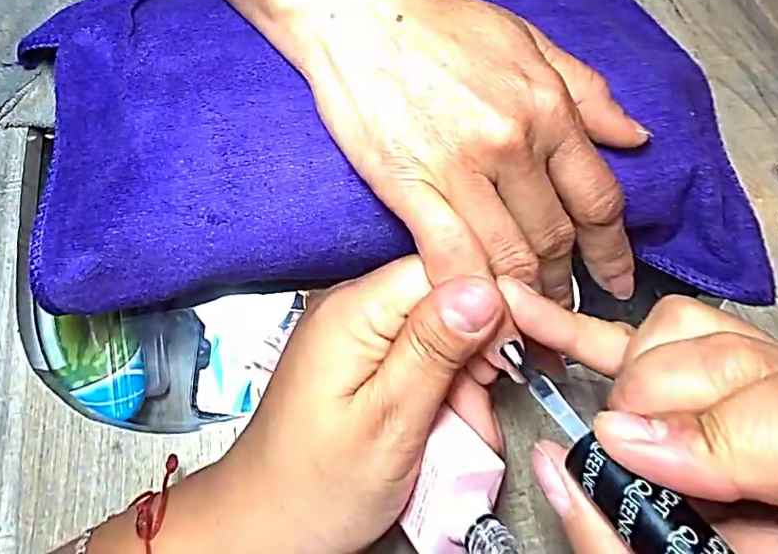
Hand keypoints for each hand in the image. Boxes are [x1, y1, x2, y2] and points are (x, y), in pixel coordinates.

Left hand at [98, 259, 506, 553]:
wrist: (270, 512)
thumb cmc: (315, 480)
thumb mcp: (389, 420)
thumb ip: (434, 350)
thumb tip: (480, 288)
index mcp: (352, 309)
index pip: (435, 264)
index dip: (483, 302)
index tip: (507, 351)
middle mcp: (350, 305)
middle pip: (437, 296)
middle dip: (472, 353)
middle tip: (473, 411)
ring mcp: (352, 328)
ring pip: (434, 329)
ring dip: (459, 380)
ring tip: (453, 434)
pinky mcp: (358, 352)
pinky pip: (414, 352)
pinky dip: (438, 388)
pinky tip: (438, 427)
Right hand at [287, 0, 645, 343]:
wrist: (350, 15)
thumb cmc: (426, 20)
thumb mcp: (517, 34)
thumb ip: (581, 85)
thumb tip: (632, 135)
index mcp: (543, 105)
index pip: (596, 199)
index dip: (610, 248)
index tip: (613, 277)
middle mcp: (510, 142)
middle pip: (553, 236)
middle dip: (565, 282)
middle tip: (566, 310)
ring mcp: (457, 167)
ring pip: (508, 255)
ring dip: (523, 298)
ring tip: (528, 324)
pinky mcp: (405, 183)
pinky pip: (449, 253)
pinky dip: (469, 293)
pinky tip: (479, 315)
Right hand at [499, 280, 777, 553]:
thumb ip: (640, 550)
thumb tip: (559, 470)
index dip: (708, 429)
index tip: (629, 452)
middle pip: (738, 357)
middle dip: (652, 396)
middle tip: (613, 447)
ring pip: (695, 327)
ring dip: (628, 366)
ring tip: (607, 419)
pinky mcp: (745, 377)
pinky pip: (665, 338)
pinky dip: (591, 329)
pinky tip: (534, 311)